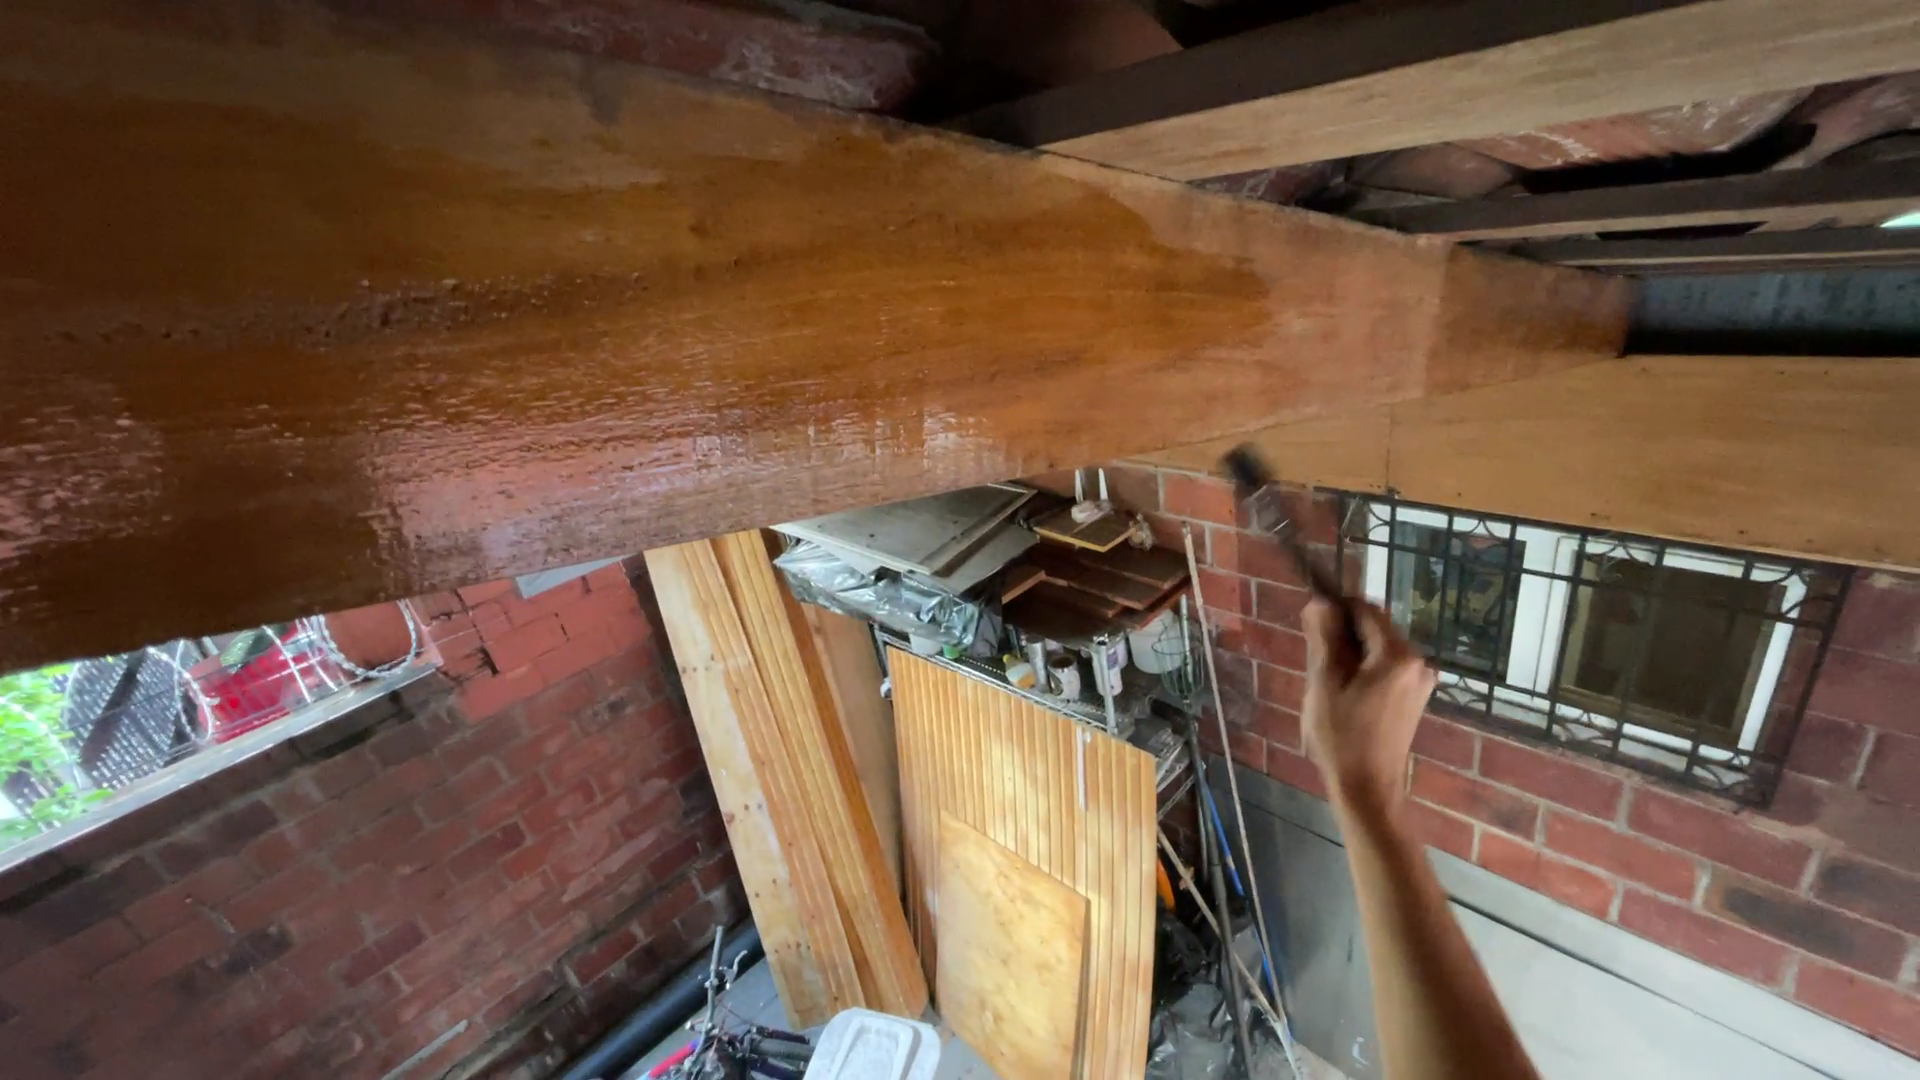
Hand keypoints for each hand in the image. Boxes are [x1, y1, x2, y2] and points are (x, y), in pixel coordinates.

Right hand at [1301, 598, 1437, 808]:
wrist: (1367, 788)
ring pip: (1377, 648)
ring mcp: (1420, 681)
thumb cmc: (1340, 735)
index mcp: (1397, 656)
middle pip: (1374, 628)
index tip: (1310, 622)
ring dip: (1350, 653)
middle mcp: (1417, 662)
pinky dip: (1363, 669)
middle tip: (1315, 661)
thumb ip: (1324, 638)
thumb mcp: (1324, 682)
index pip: (1365, 610)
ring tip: (1327, 682)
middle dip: (1342, 634)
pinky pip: (1385, 667)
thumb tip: (1319, 602)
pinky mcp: (1414, 697)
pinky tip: (1343, 693)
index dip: (1336, 608)